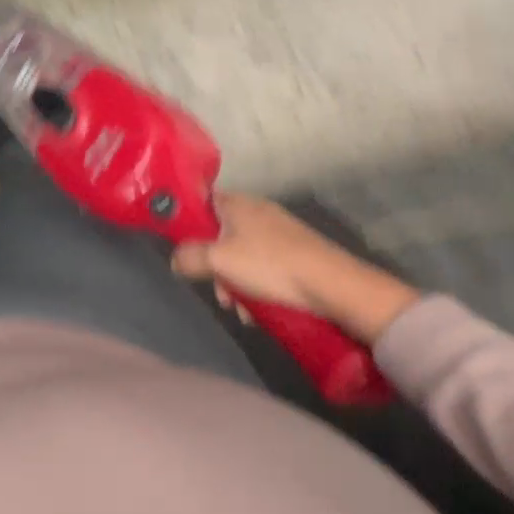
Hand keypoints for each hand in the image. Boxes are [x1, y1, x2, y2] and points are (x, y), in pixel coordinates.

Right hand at [172, 193, 421, 343]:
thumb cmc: (270, 266)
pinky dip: (258, 286)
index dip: (188, 222)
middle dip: (214, 266)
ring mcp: (281, 232)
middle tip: (217, 290)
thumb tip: (175, 261)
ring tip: (240, 310)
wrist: (338, 287)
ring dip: (235, 282)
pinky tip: (260, 311)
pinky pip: (266, 267)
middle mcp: (258, 211)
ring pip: (243, 255)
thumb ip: (188, 258)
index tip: (183, 247)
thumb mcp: (218, 261)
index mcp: (237, 203)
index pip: (201, 202)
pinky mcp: (299, 254)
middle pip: (220, 235)